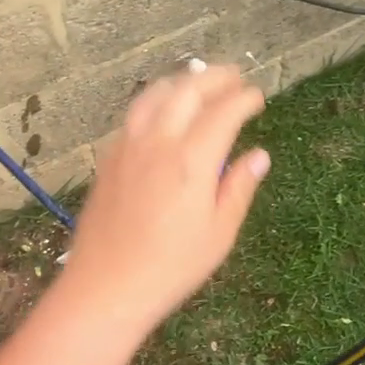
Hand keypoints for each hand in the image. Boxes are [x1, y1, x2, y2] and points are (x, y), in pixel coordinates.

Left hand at [60, 64, 269, 331]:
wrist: (106, 287)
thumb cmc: (171, 268)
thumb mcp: (218, 234)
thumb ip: (239, 189)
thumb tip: (258, 157)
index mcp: (191, 161)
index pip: (223, 112)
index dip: (244, 99)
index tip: (258, 97)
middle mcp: (157, 143)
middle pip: (187, 90)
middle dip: (216, 78)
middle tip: (235, 77)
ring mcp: (127, 147)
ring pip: (154, 95)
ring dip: (181, 82)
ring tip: (199, 83)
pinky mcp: (108, 158)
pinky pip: (134, 115)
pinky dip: (156, 102)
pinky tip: (163, 113)